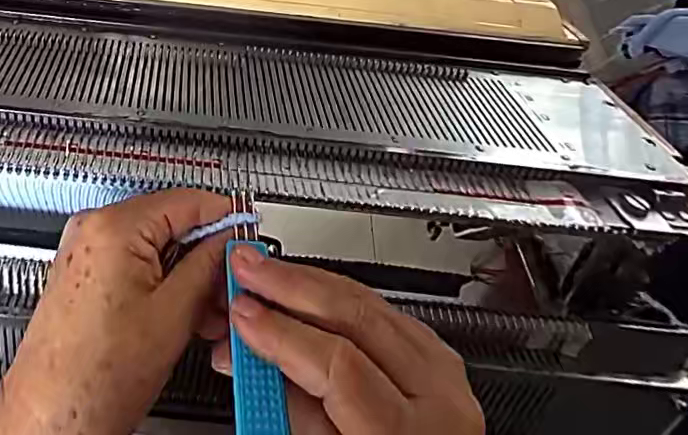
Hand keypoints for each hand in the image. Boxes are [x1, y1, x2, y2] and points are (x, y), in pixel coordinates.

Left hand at [0, 189, 232, 434]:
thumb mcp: (173, 315)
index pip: (190, 199)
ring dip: (189, 272)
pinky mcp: (85, 274)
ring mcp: (86, 251)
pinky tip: (185, 311)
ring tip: (212, 305)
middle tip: (233, 278)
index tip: (248, 228)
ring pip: (158, 245)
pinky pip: (137, 262)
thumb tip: (229, 238)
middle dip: (207, 253)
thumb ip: (208, 264)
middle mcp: (94, 229)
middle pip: (173, 222)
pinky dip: (164, 282)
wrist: (42, 428)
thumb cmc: (88, 383)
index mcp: (115, 226)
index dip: (227, 216)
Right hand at [214, 245, 484, 434]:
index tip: (243, 315)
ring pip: (370, 302)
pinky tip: (308, 288)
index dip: (283, 334)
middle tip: (248, 270)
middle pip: (357, 316)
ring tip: (267, 273)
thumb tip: (256, 359)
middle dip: (292, 287)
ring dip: (311, 283)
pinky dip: (339, 297)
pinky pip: (384, 312)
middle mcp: (437, 396)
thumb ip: (299, 417)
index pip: (339, 365)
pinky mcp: (440, 358)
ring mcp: (444, 372)